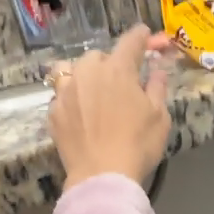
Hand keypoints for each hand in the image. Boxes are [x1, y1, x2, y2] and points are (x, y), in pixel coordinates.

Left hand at [49, 25, 170, 190]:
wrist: (102, 178)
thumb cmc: (137, 146)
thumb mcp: (159, 118)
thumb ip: (157, 89)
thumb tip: (157, 71)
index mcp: (118, 69)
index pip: (131, 41)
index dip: (141, 37)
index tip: (145, 35)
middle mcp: (88, 72)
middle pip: (98, 56)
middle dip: (109, 65)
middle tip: (119, 83)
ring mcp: (66, 92)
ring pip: (72, 70)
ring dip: (83, 77)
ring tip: (90, 93)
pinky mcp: (53, 112)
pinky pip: (61, 96)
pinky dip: (70, 101)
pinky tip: (78, 115)